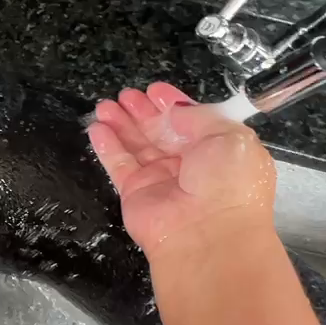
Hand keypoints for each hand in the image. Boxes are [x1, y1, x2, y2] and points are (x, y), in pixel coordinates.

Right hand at [86, 83, 276, 262]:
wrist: (207, 234)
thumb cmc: (229, 184)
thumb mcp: (228, 136)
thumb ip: (198, 116)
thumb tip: (174, 109)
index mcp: (220, 151)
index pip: (192, 121)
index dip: (172, 103)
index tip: (155, 90)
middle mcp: (190, 165)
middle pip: (160, 131)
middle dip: (142, 111)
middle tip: (125, 95)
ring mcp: (160, 179)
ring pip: (136, 145)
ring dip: (120, 123)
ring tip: (104, 106)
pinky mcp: (134, 192)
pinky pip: (118, 164)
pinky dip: (106, 145)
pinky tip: (97, 128)